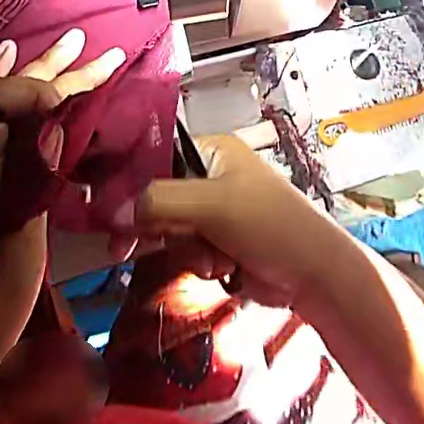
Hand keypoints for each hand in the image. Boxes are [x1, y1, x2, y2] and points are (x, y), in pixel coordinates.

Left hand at [0, 30, 121, 423]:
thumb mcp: (11, 280)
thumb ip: (30, 202)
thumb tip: (51, 135)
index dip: (33, 90)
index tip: (80, 88)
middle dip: (47, 72)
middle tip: (90, 45)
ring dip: (33, 73)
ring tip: (70, 44)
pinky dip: (10, 90)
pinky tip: (15, 63)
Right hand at [133, 134, 357, 310]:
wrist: (312, 271)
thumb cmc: (268, 222)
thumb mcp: (213, 205)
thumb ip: (162, 201)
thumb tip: (114, 211)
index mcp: (213, 151)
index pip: (159, 157)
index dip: (133, 184)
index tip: (111, 213)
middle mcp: (212, 175)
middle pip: (160, 197)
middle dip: (160, 226)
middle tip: (128, 248)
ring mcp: (216, 210)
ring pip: (172, 229)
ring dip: (186, 249)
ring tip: (212, 259)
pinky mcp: (220, 241)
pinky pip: (188, 250)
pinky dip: (200, 262)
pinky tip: (223, 268)